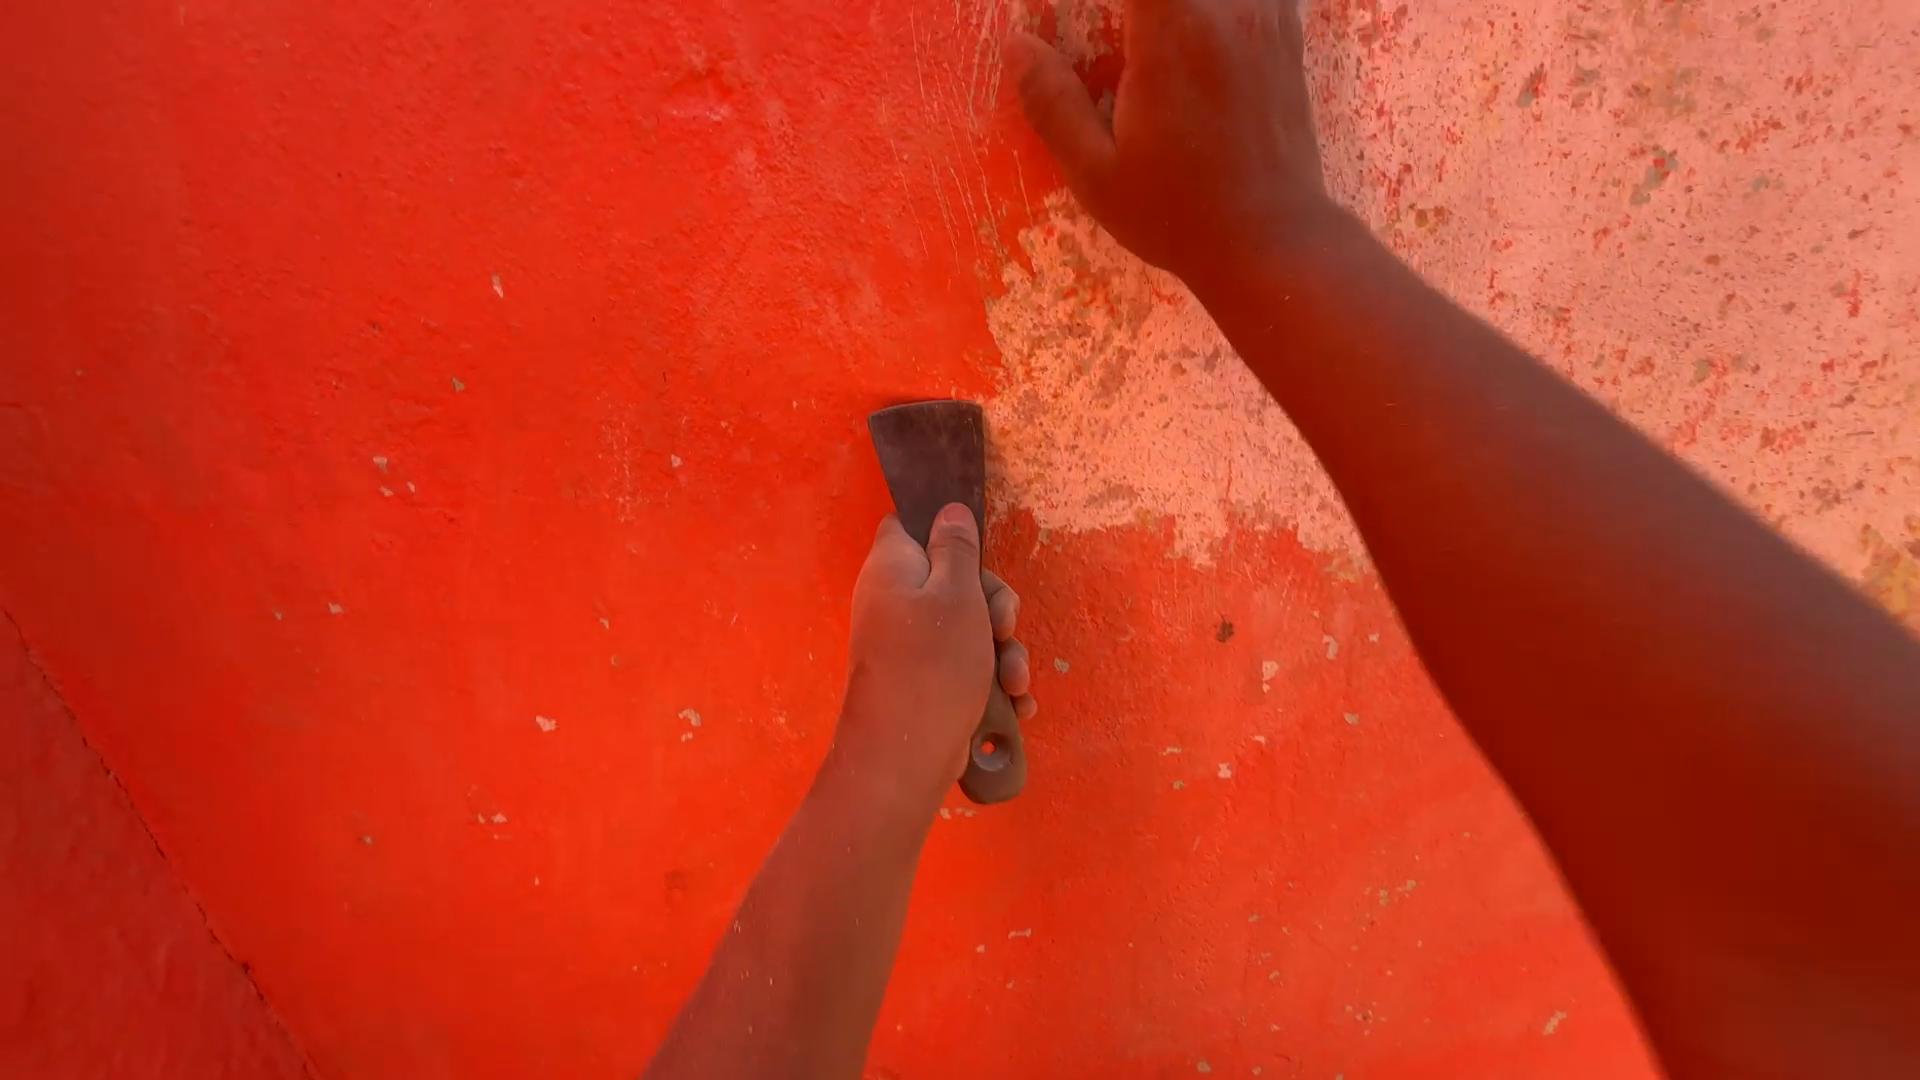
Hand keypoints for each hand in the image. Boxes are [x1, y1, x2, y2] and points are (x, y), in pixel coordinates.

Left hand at [832, 505, 1036, 810]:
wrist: (906, 752)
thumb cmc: (934, 661)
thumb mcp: (958, 593)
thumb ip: (957, 547)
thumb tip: (949, 510)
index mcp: (892, 566)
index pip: (911, 524)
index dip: (946, 530)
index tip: (978, 553)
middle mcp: (894, 598)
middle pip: (954, 578)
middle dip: (994, 605)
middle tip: (1006, 628)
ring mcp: (908, 641)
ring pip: (967, 625)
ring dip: (1002, 651)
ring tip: (1016, 683)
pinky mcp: (924, 677)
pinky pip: (962, 662)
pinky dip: (990, 679)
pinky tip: (1015, 704)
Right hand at [1006, 0, 1333, 282]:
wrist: (1265, 241)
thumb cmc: (1173, 215)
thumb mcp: (1097, 177)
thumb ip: (1054, 106)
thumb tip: (1018, 45)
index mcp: (1172, 31)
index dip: (1094, 0)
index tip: (1083, 19)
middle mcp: (1226, 5)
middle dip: (1138, 10)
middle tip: (1114, 38)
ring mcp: (1265, 13)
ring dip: (1170, 12)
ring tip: (1148, 51)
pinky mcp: (1287, 33)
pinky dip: (1215, 11)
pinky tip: (1201, 42)